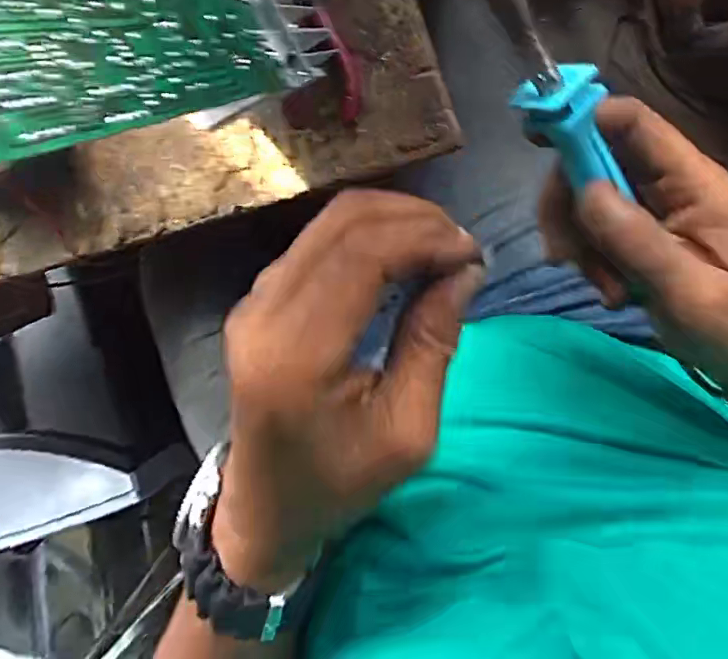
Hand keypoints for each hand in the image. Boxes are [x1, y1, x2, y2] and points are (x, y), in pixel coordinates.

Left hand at [211, 191, 484, 589]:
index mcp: (298, 352)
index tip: (471, 254)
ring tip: (441, 245)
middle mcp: (266, 311)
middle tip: (462, 246)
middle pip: (346, 221)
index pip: (362, 254)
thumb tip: (465, 271)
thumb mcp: (407, 432)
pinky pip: (322, 236)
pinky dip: (373, 231)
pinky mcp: (261, 294)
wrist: (262, 509)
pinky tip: (406, 251)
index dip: (423, 237)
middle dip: (416, 219)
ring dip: (396, 219)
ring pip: (333, 218)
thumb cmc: (338, 481)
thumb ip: (433, 343)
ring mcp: (256, 297)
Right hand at [539, 97, 727, 388]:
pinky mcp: (637, 224)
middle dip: (570, 201)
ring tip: (604, 286)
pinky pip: (590, 220)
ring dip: (578, 237)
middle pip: (596, 154)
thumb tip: (586, 190)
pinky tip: (608, 289)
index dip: (584, 117)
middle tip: (564, 254)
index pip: (634, 121)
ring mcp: (652, 201)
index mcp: (695, 180)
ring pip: (586, 189)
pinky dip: (585, 253)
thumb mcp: (686, 290)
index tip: (537, 137)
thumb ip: (637, 240)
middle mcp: (670, 179)